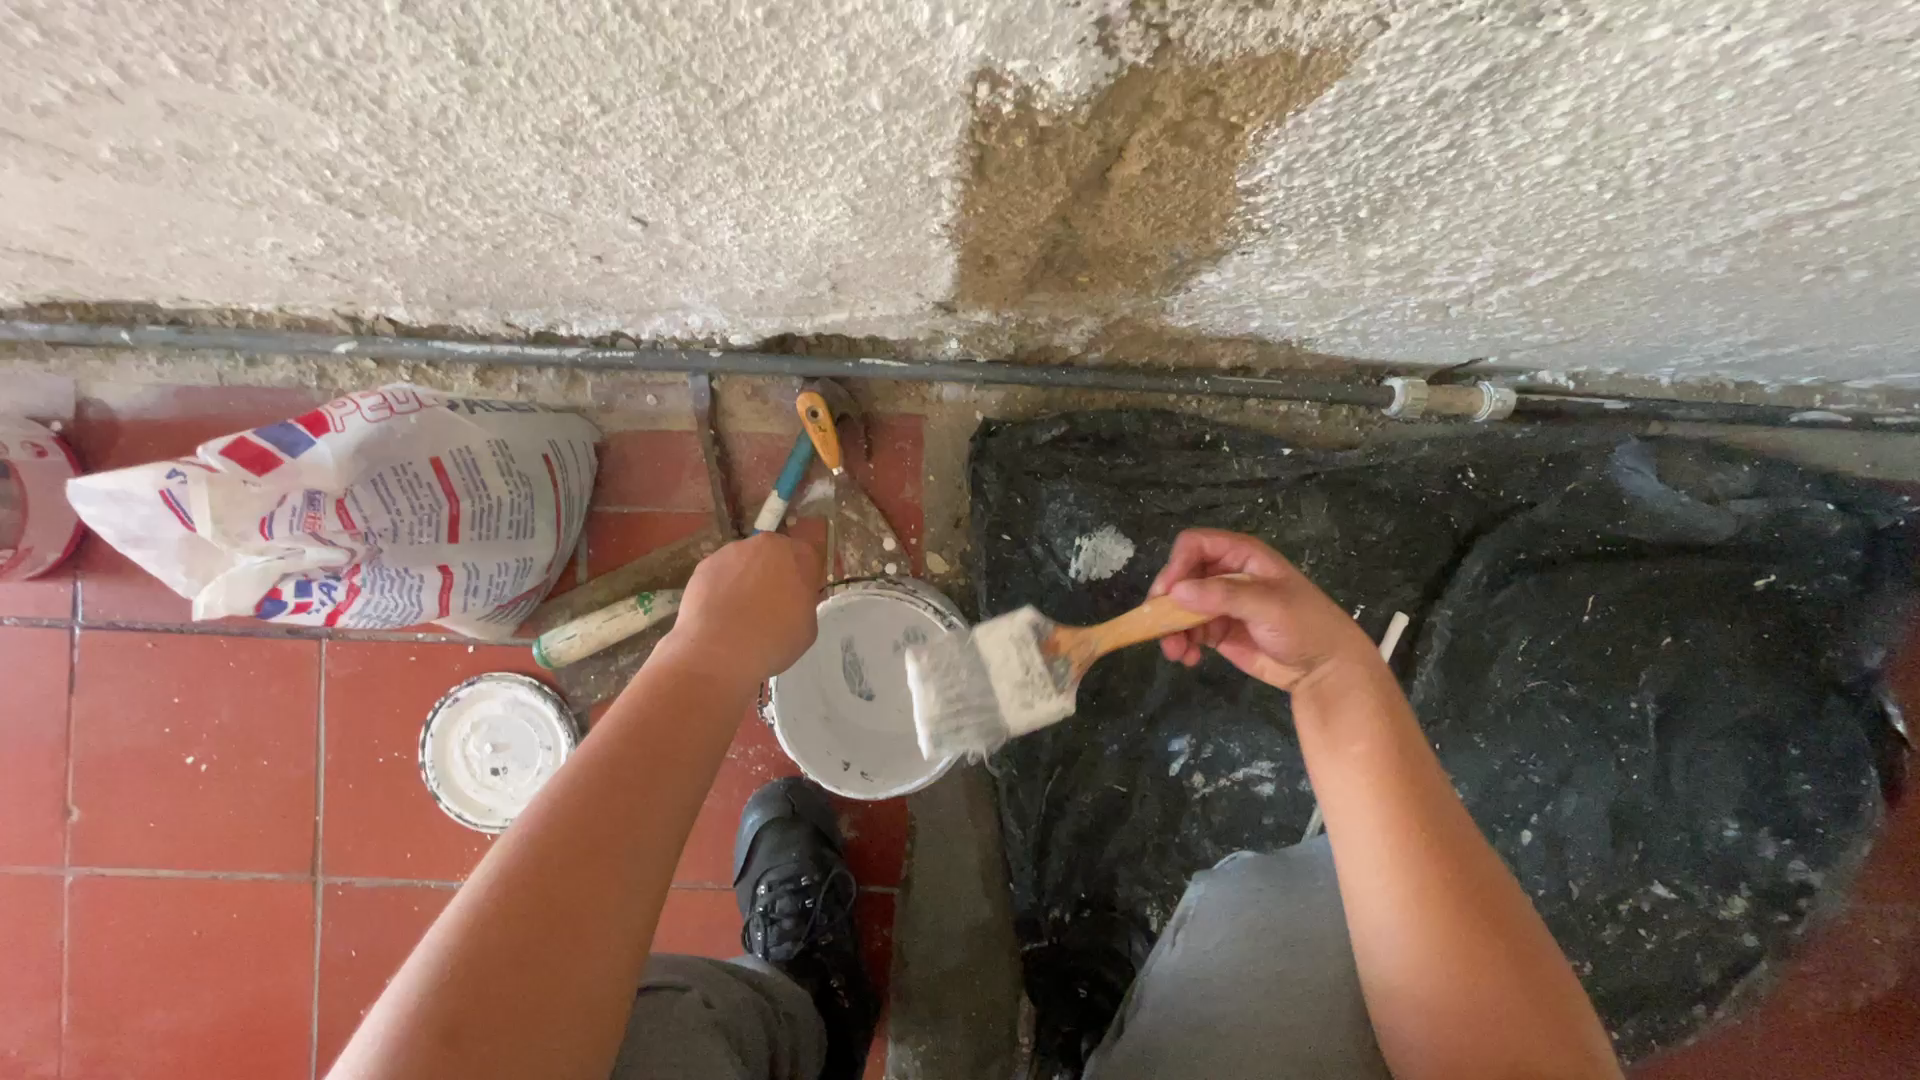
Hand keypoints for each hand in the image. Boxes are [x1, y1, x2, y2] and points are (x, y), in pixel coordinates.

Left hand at [665, 533, 822, 682]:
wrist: (719, 651)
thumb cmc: (774, 640)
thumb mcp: (808, 626)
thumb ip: (804, 604)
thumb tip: (792, 603)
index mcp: (798, 556)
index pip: (808, 559)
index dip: (805, 579)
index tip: (799, 599)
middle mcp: (765, 545)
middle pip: (775, 555)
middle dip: (774, 574)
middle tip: (770, 605)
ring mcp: (730, 552)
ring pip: (745, 563)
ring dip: (746, 580)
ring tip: (739, 613)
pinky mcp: (704, 566)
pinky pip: (720, 575)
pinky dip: (721, 589)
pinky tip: (719, 614)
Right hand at [1148, 528, 1379, 692]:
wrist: (1325, 668)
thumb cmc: (1306, 626)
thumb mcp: (1269, 605)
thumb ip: (1223, 596)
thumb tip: (1176, 592)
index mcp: (1242, 556)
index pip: (1196, 545)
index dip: (1178, 564)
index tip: (1168, 592)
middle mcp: (1225, 575)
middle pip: (1181, 576)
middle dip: (1167, 601)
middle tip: (1158, 624)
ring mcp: (1219, 604)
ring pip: (1178, 606)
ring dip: (1169, 628)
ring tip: (1175, 652)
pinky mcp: (1216, 630)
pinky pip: (1186, 631)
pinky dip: (1181, 643)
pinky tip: (1187, 658)